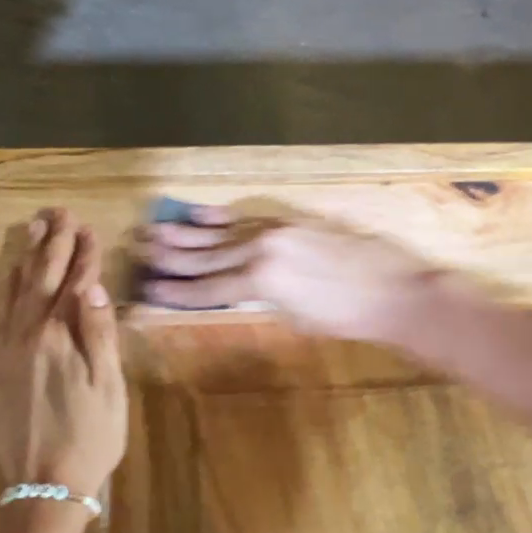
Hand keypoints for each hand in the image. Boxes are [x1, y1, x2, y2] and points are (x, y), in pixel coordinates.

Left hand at [0, 208, 127, 498]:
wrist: (44, 484)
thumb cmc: (91, 436)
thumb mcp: (107, 386)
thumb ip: (98, 333)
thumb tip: (92, 287)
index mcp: (60, 336)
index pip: (74, 282)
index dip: (83, 254)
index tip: (89, 227)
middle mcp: (29, 334)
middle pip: (41, 277)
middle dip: (53, 243)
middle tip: (60, 212)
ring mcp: (9, 348)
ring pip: (16, 290)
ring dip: (27, 257)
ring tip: (33, 228)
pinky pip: (3, 312)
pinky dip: (11, 287)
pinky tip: (15, 276)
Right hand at [135, 207, 441, 343]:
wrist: (392, 290)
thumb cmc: (346, 317)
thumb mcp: (295, 318)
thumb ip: (260, 300)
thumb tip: (236, 292)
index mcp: (260, 280)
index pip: (208, 289)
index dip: (176, 292)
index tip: (148, 290)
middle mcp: (260, 250)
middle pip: (206, 256)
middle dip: (171, 258)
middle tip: (138, 251)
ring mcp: (274, 231)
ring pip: (221, 234)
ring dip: (185, 235)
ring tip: (153, 230)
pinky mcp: (288, 222)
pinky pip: (244, 219)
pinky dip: (219, 218)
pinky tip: (196, 215)